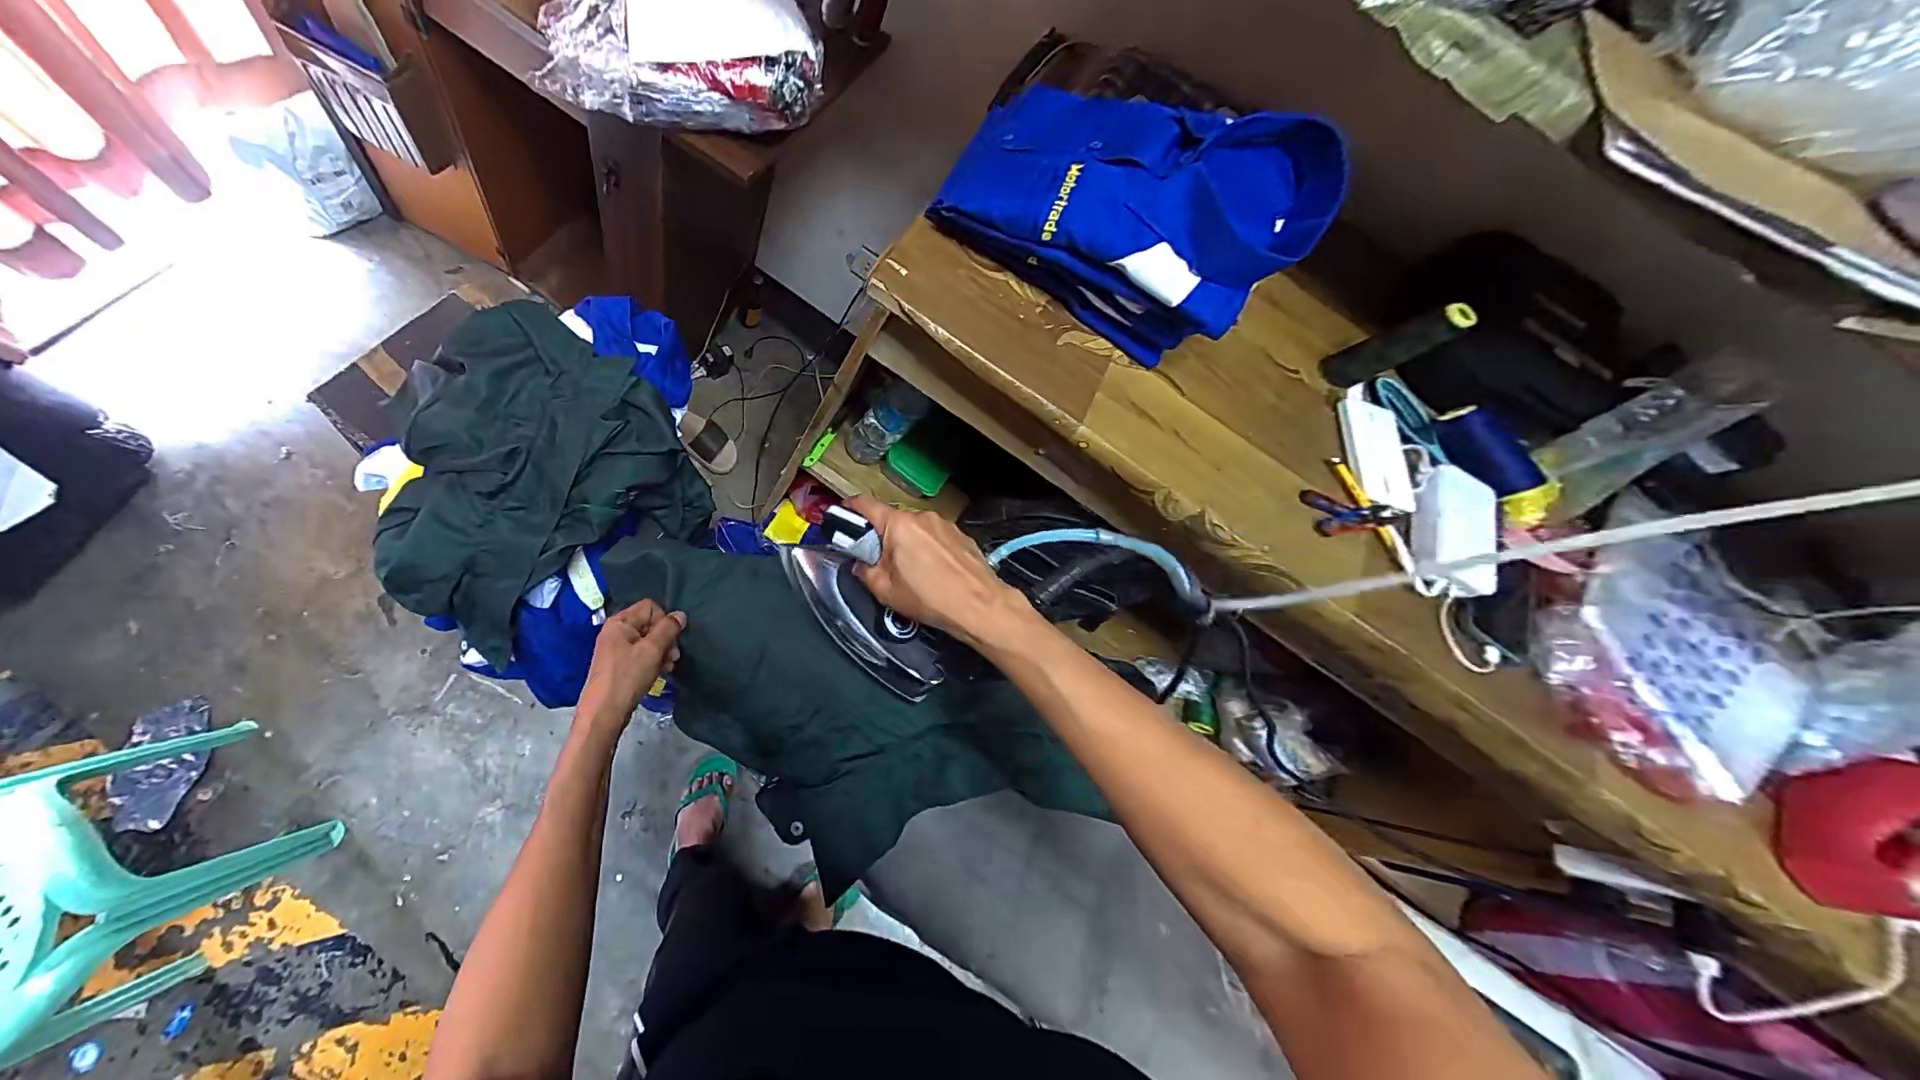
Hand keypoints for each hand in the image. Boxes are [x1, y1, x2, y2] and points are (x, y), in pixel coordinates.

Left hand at [576, 599, 684, 734]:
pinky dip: (654, 661)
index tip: (670, 640)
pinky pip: (642, 654)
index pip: (650, 607)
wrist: (605, 711)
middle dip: (666, 638)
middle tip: (673, 656)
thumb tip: (680, 614)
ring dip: (663, 651)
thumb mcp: (652, 650)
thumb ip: (668, 629)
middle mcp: (616, 631)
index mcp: (620, 622)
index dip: (665, 621)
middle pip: (651, 623)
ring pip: (649, 640)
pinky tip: (660, 672)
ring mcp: (617, 648)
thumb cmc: (628, 677)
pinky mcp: (620, 664)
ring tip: (668, 667)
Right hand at [846, 496, 1035, 648]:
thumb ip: (864, 571)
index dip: (848, 511)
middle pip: (891, 520)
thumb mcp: (884, 590)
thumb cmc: (933, 599)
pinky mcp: (960, 536)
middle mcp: (922, 517)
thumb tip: (861, 564)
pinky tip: (932, 574)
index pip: (864, 504)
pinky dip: (928, 551)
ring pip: (914, 530)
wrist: (980, 606)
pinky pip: (934, 538)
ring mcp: (944, 525)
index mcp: (899, 525)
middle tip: (878, 564)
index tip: (841, 521)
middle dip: (881, 538)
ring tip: (911, 574)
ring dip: (906, 546)